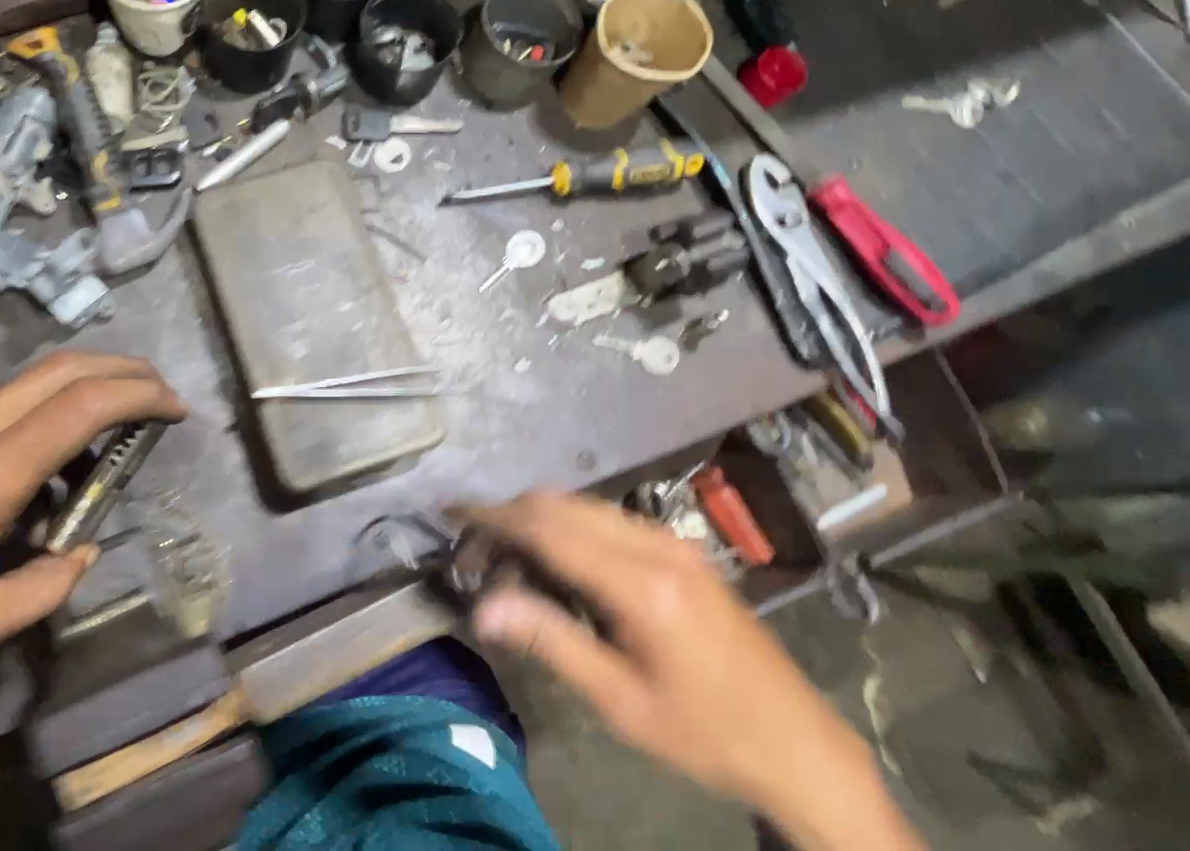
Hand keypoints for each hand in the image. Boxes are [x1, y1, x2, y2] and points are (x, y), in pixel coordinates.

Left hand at [0, 352, 185, 699]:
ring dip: (83, 392)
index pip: (82, 406)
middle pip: (61, 370)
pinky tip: (42, 466)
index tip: (177, 407)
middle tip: (160, 395)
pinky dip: (43, 414)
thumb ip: (43, 588)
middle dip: (123, 370)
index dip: (141, 396)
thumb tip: (79, 554)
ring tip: (110, 439)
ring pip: (28, 384)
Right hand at [461, 493, 919, 847]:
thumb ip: (550, 641)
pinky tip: (555, 564)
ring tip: (505, 561)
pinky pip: (607, 519)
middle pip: (561, 504)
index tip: (449, 514)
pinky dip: (567, 527)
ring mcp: (675, 544)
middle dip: (508, 517)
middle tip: (473, 555)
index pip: (548, 527)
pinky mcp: (682, 552)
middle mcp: (658, 546)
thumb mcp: (620, 700)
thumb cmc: (704, 732)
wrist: (799, 745)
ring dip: (536, 520)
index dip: (492, 517)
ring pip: (583, 505)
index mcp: (642, 584)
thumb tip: (482, 606)